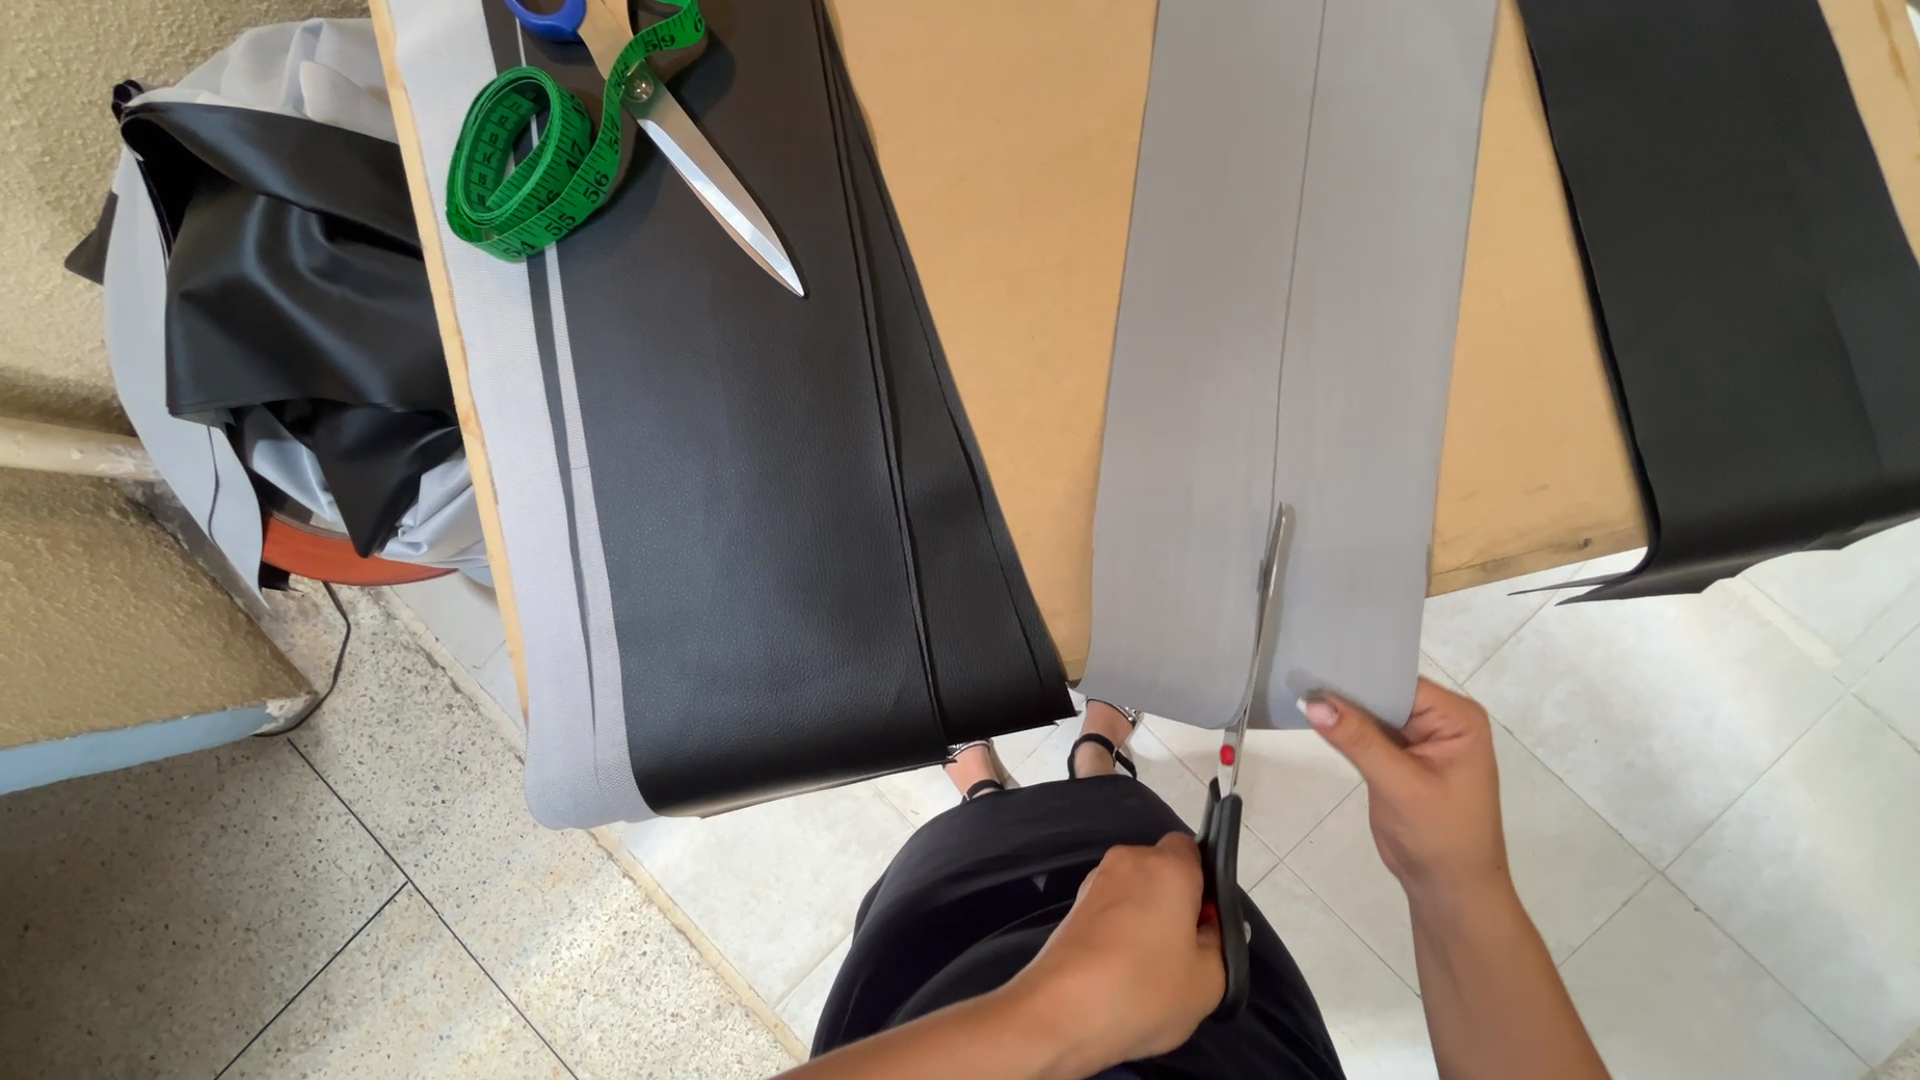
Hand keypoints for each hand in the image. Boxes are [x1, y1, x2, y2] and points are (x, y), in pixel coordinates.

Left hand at [1000, 833, 1224, 1073]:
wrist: (1062, 1009)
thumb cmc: (1144, 989)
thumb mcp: (1209, 980)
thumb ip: (1219, 944)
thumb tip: (1208, 926)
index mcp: (1167, 866)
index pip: (1192, 848)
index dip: (1204, 882)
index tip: (1207, 921)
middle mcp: (1129, 860)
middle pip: (1162, 869)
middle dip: (1176, 900)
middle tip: (1185, 950)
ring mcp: (1096, 880)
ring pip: (1135, 890)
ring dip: (1147, 915)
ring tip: (1150, 968)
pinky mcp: (1074, 903)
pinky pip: (1111, 907)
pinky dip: (1121, 928)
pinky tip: (1121, 969)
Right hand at [1302, 679, 1508, 902]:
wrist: (1449, 889)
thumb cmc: (1440, 836)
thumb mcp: (1400, 784)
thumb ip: (1356, 739)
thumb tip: (1311, 700)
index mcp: (1457, 719)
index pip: (1398, 683)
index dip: (1358, 675)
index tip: (1313, 665)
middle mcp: (1440, 721)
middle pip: (1383, 692)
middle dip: (1344, 689)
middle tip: (1296, 672)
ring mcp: (1419, 738)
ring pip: (1370, 711)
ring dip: (1339, 707)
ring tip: (1295, 686)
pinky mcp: (1397, 756)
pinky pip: (1365, 730)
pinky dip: (1342, 727)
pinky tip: (1312, 715)